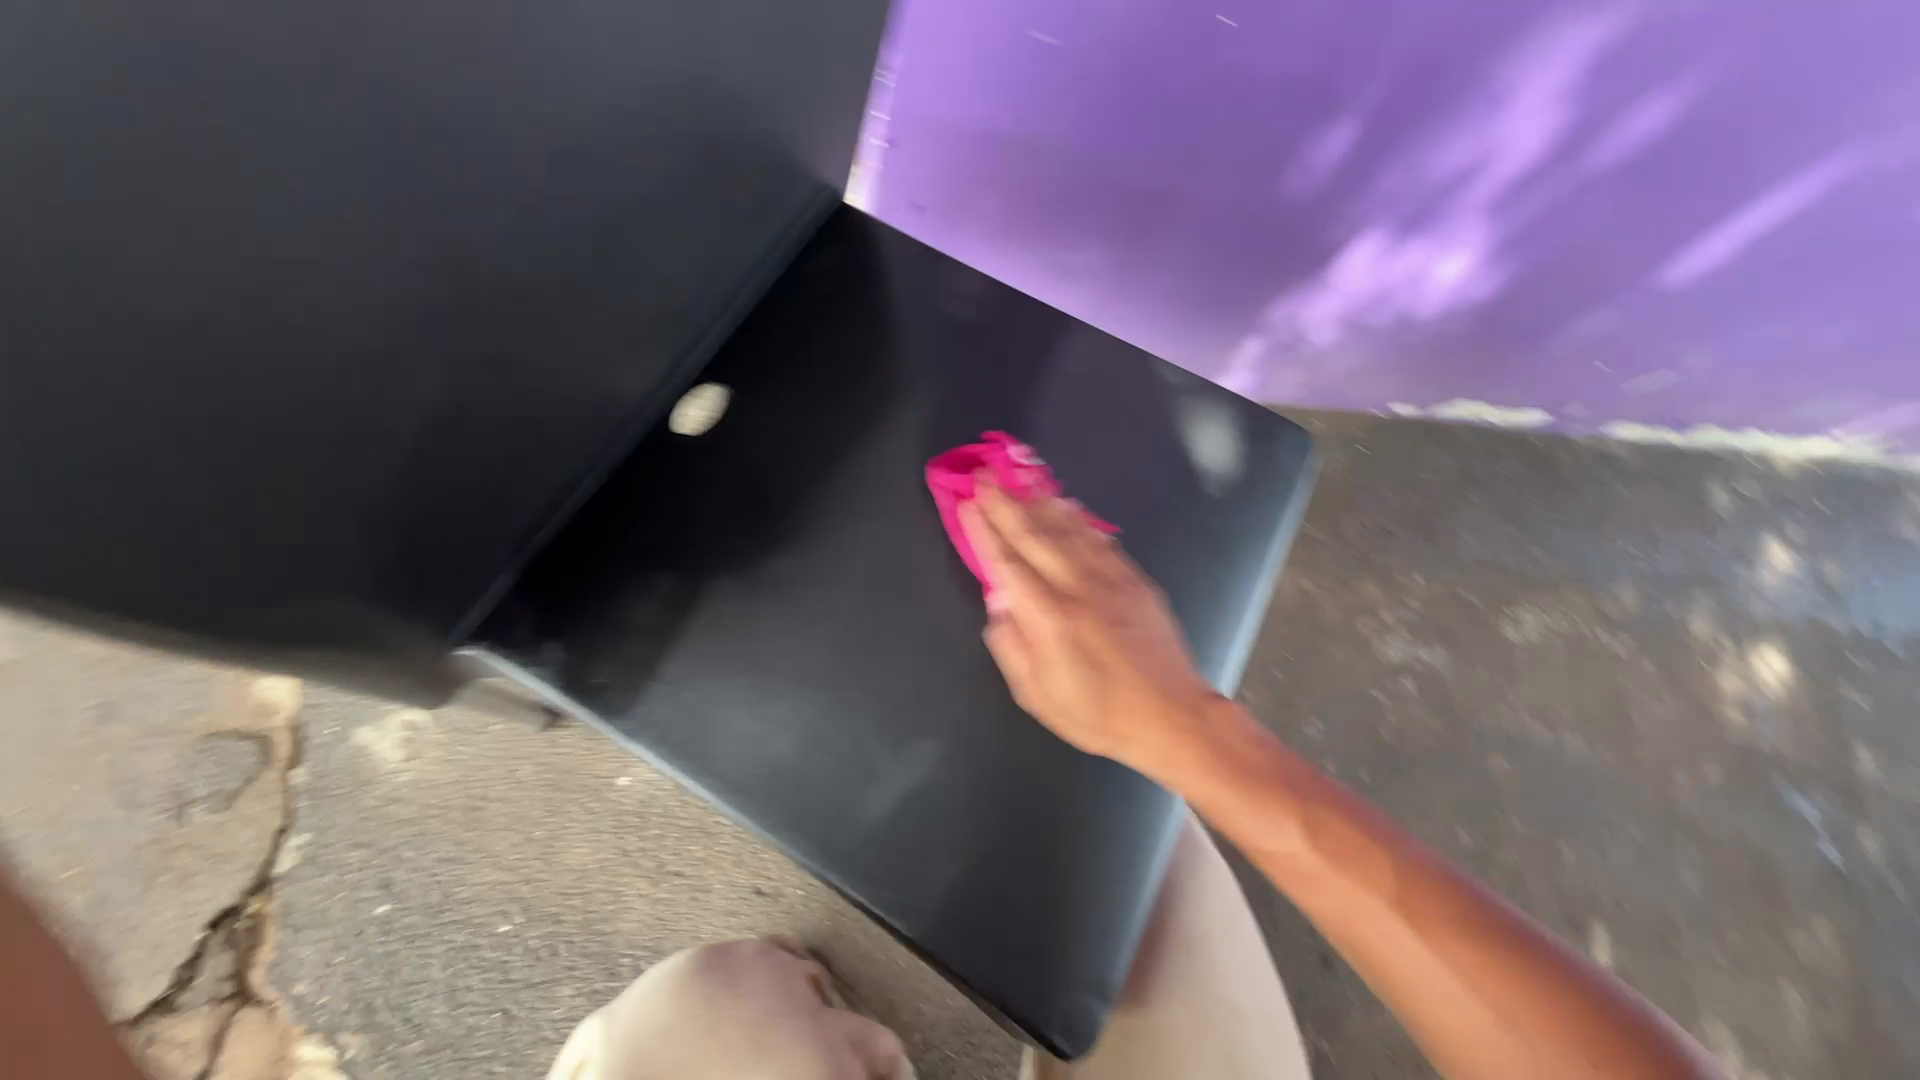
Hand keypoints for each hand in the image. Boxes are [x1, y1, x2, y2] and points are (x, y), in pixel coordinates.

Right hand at [959, 476, 1222, 776]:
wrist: (1171, 716)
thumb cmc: (1097, 714)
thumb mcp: (1037, 695)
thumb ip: (1012, 645)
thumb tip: (998, 602)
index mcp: (1048, 618)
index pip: (1007, 562)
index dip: (984, 530)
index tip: (967, 502)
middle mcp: (1077, 588)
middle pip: (1034, 536)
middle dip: (1005, 503)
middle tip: (985, 476)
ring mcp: (1110, 580)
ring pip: (1069, 530)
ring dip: (1040, 501)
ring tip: (1019, 478)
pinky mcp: (1135, 581)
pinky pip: (1101, 540)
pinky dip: (1079, 519)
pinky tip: (1067, 506)